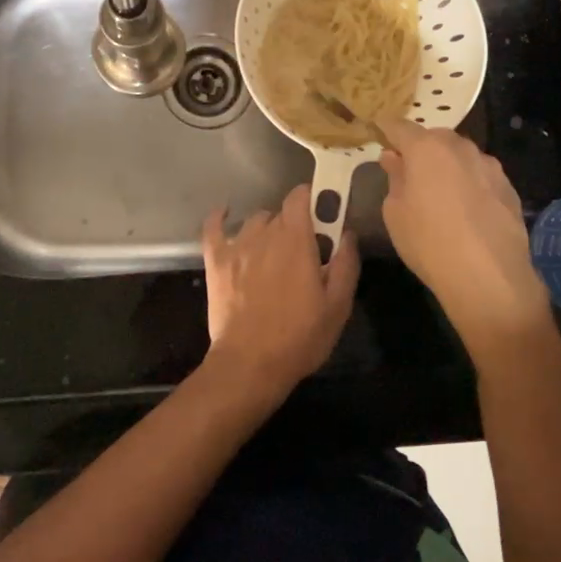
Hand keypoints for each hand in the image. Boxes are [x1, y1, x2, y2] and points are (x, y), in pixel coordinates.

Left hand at [201, 186, 360, 394]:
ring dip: (266, 230)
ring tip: (272, 254)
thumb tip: (346, 234)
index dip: (312, 199)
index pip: (301, 197)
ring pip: (254, 221)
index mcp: (296, 239)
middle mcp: (265, 233)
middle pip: (280, 213)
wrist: (250, 364)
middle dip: (294, 226)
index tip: (322, 214)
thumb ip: (345, 264)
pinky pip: (213, 227)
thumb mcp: (337, 306)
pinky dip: (220, 218)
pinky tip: (224, 216)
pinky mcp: (215, 261)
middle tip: (303, 254)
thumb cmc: (299, 337)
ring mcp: (236, 245)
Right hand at [377, 119, 549, 348]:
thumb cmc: (429, 242)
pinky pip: (481, 176)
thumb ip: (394, 178)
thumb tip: (394, 158)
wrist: (489, 277)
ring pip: (461, 156)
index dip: (386, 131)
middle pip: (434, 138)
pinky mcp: (509, 188)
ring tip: (441, 194)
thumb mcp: (395, 212)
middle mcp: (461, 148)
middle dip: (420, 149)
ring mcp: (490, 166)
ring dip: (448, 166)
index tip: (379, 137)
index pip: (399, 126)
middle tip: (410, 173)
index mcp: (427, 148)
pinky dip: (470, 184)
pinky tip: (467, 212)